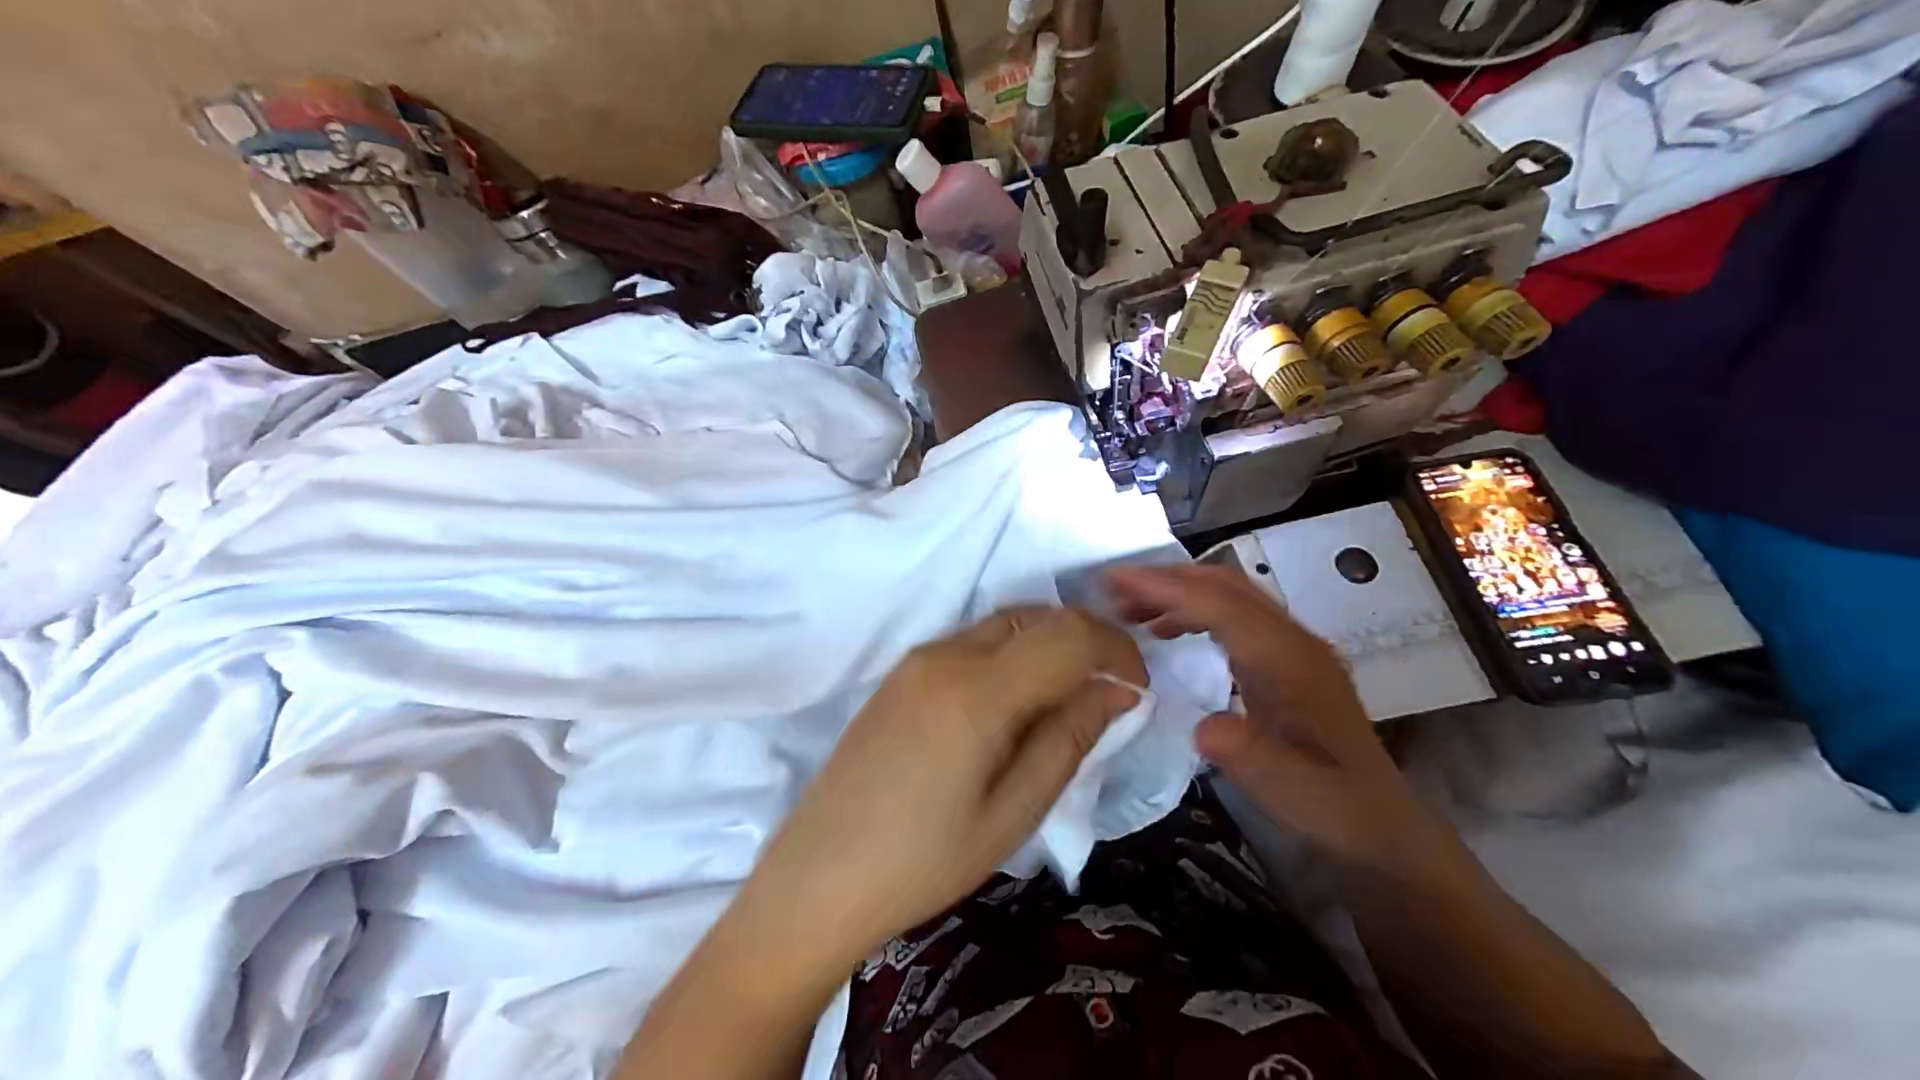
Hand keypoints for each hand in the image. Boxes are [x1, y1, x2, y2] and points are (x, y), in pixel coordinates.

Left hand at [743, 607, 1146, 971]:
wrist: (818, 878)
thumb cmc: (923, 862)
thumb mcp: (1013, 813)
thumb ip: (1069, 739)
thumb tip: (1118, 688)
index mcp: (977, 690)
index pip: (1067, 633)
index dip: (1115, 648)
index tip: (1137, 688)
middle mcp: (945, 656)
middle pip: (1035, 618)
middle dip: (1084, 642)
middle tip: (1108, 695)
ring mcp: (915, 661)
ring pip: (1002, 626)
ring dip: (1046, 647)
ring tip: (1065, 703)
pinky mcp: (899, 676)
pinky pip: (970, 644)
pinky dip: (1009, 657)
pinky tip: (1012, 707)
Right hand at [1107, 564, 1445, 871]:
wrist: (1379, 824)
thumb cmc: (1335, 807)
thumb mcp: (1293, 792)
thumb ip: (1251, 758)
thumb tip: (1203, 728)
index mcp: (1292, 661)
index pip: (1223, 607)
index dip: (1167, 589)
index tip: (1114, 581)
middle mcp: (1292, 642)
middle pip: (1226, 586)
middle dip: (1167, 579)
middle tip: (1112, 589)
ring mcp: (1289, 648)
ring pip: (1228, 596)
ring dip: (1178, 592)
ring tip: (1129, 609)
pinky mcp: (1280, 661)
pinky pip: (1231, 617)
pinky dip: (1192, 611)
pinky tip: (1165, 631)